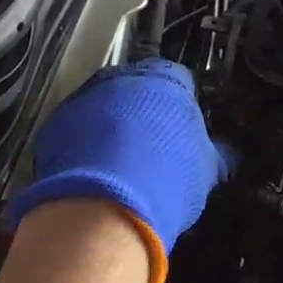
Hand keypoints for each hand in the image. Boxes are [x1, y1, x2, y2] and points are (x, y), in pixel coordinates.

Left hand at [6, 59, 226, 282]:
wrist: (104, 206)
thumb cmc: (168, 178)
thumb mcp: (207, 169)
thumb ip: (216, 153)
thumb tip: (228, 152)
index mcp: (164, 78)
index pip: (178, 79)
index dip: (180, 106)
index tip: (181, 131)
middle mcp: (121, 76)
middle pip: (135, 88)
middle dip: (142, 112)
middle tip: (150, 148)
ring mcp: (83, 97)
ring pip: (101, 106)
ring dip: (108, 127)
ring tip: (118, 167)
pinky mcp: (54, 123)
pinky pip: (73, 129)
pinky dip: (81, 145)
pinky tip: (90, 175)